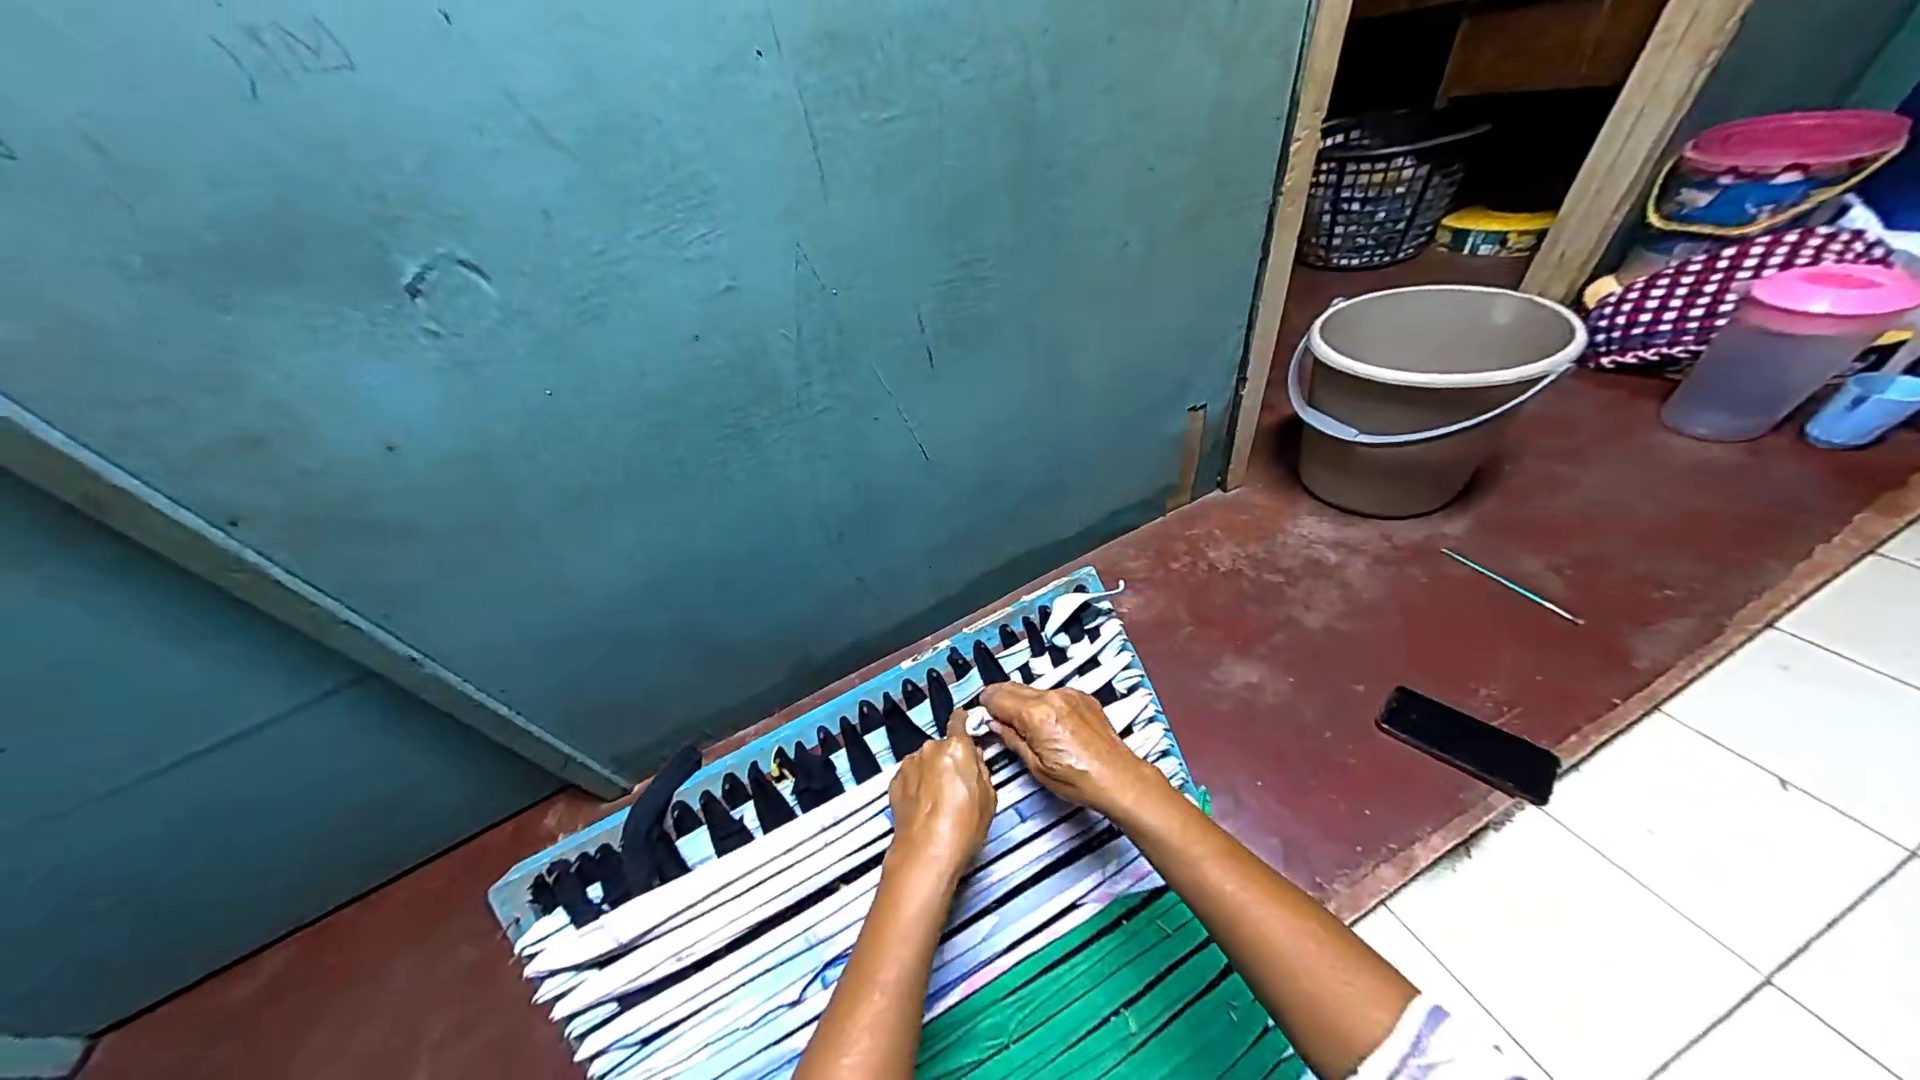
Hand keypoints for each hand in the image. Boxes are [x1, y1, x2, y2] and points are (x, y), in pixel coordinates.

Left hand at [887, 730, 996, 881]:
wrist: (926, 851)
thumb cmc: (959, 828)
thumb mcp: (989, 796)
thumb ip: (983, 769)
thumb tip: (977, 763)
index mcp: (957, 747)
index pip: (960, 720)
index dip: (965, 722)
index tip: (966, 721)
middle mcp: (930, 749)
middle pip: (944, 746)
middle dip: (951, 759)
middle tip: (961, 785)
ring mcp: (911, 764)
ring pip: (926, 761)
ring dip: (933, 773)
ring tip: (943, 801)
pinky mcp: (896, 781)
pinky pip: (912, 776)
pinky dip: (918, 786)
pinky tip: (928, 807)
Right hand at [979, 683, 1165, 818]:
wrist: (1118, 778)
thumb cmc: (1083, 779)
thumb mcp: (1035, 766)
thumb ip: (1011, 739)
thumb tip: (996, 726)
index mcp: (1037, 714)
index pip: (996, 697)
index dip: (984, 708)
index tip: (982, 717)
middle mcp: (1053, 698)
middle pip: (1011, 687)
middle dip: (999, 702)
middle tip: (995, 721)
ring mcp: (1069, 695)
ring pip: (1031, 689)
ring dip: (1022, 703)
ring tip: (1025, 728)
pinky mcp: (1081, 697)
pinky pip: (1052, 694)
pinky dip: (1043, 705)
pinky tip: (1047, 726)